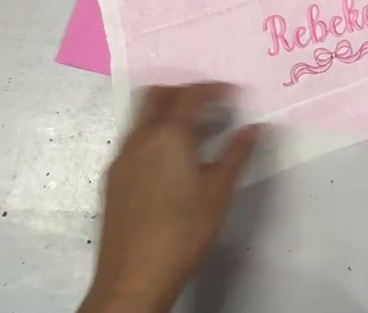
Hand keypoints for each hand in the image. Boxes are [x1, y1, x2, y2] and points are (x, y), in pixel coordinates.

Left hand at [80, 83, 262, 312]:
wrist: (133, 278)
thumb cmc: (183, 232)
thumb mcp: (219, 192)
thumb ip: (237, 153)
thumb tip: (255, 127)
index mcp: (168, 134)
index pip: (191, 94)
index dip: (214, 89)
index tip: (233, 93)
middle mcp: (140, 137)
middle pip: (158, 94)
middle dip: (184, 91)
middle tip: (209, 104)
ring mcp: (122, 157)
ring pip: (143, 116)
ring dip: (167, 112)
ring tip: (194, 133)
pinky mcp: (113, 178)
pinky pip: (134, 140)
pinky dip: (154, 135)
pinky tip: (171, 162)